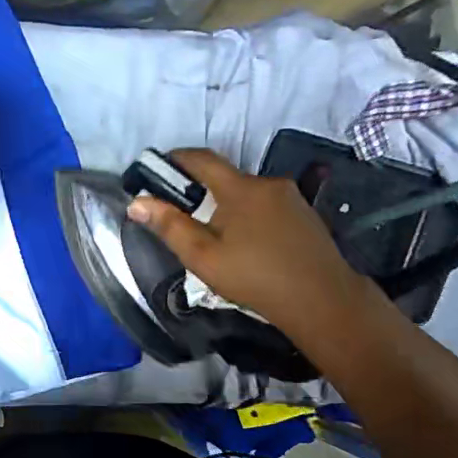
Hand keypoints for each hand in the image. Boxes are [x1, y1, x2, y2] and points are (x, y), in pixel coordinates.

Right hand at [125, 147, 365, 331]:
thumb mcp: (202, 256)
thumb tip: (137, 202)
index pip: (202, 159)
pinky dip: (248, 217)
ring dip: (227, 208)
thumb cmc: (254, 277)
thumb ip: (169, 226)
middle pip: (225, 179)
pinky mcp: (304, 214)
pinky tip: (246, 245)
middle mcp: (268, 183)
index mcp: (240, 188)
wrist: (320, 298)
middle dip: (201, 191)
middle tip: (183, 218)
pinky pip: (266, 207)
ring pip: (247, 195)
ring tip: (215, 238)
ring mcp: (291, 197)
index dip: (176, 159)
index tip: (156, 168)